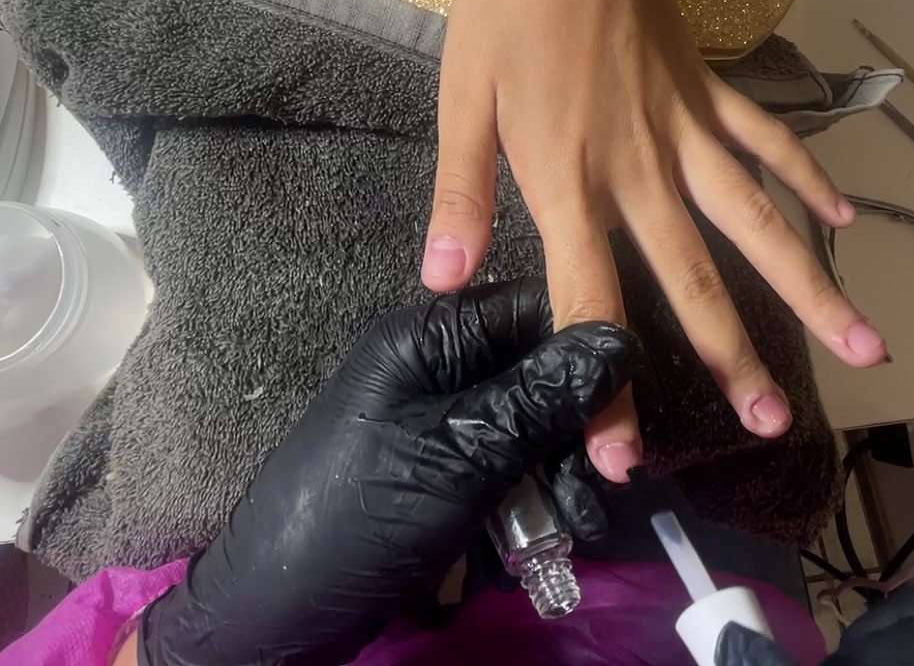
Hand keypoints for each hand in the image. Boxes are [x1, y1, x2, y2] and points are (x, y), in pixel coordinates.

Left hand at [137, 279, 634, 665]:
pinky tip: (554, 530)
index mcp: (433, 334)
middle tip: (605, 480)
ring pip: (537, 418)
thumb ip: (540, 396)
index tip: (628, 410)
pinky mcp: (452, 461)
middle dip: (580, 422)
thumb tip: (619, 339)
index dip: (590, 347)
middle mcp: (443, 361)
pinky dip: (540, 490)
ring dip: (565, 466)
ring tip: (577, 519)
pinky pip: (516, 458)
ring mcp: (447, 414)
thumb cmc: (363, 511)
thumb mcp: (460, 452)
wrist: (285, 606)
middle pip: (542, 365)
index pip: (534, 307)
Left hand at [424, 0, 887, 481]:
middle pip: (692, 278)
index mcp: (568, 180)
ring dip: (806, 287)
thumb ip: (460, 192)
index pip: (590, 302)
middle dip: (730, 357)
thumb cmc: (507, 4)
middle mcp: (640, 169)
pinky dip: (805, 179)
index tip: (623, 455)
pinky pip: (767, 140)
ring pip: (754, 221)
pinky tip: (840, 218)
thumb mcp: (462, 99)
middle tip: (773, 424)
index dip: (602, 384)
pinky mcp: (710, 88)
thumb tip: (441, 280)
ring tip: (862, 348)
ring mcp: (687, 128)